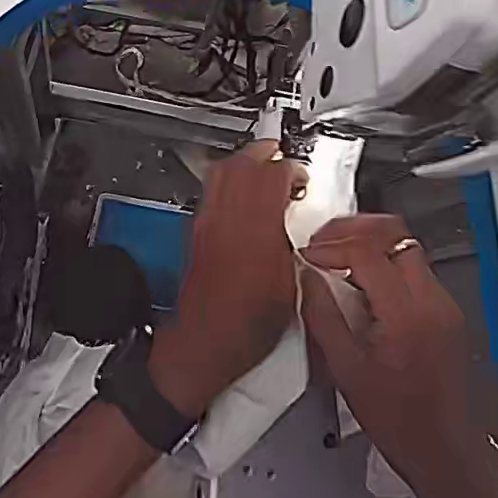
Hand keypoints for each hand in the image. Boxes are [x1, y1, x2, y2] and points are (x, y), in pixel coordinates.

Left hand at [149, 141, 304, 416]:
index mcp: (257, 232)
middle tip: (281, 159)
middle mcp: (228, 221)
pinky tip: (241, 194)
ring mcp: (208, 224)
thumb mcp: (288, 286)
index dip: (291, 169)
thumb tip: (294, 225)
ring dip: (244, 163)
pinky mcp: (197, 232)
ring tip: (261, 168)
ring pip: (222, 172)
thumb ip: (292, 246)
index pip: (272, 176)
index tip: (301, 177)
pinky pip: (211, 191)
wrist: (204, 343)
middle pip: (242, 164)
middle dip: (265, 154)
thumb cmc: (245, 326)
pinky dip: (228, 181)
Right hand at [299, 214, 497, 497]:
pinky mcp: (447, 310)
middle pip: (395, 234)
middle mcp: (432, 301)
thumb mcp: (346, 370)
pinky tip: (362, 284)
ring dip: (370, 244)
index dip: (333, 246)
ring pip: (406, 247)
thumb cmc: (399, 420)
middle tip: (324, 240)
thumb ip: (323, 317)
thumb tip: (307, 278)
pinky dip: (385, 265)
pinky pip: (414, 270)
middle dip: (354, 229)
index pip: (369, 253)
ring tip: (338, 259)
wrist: (444, 448)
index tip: (309, 255)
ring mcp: (444, 303)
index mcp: (407, 315)